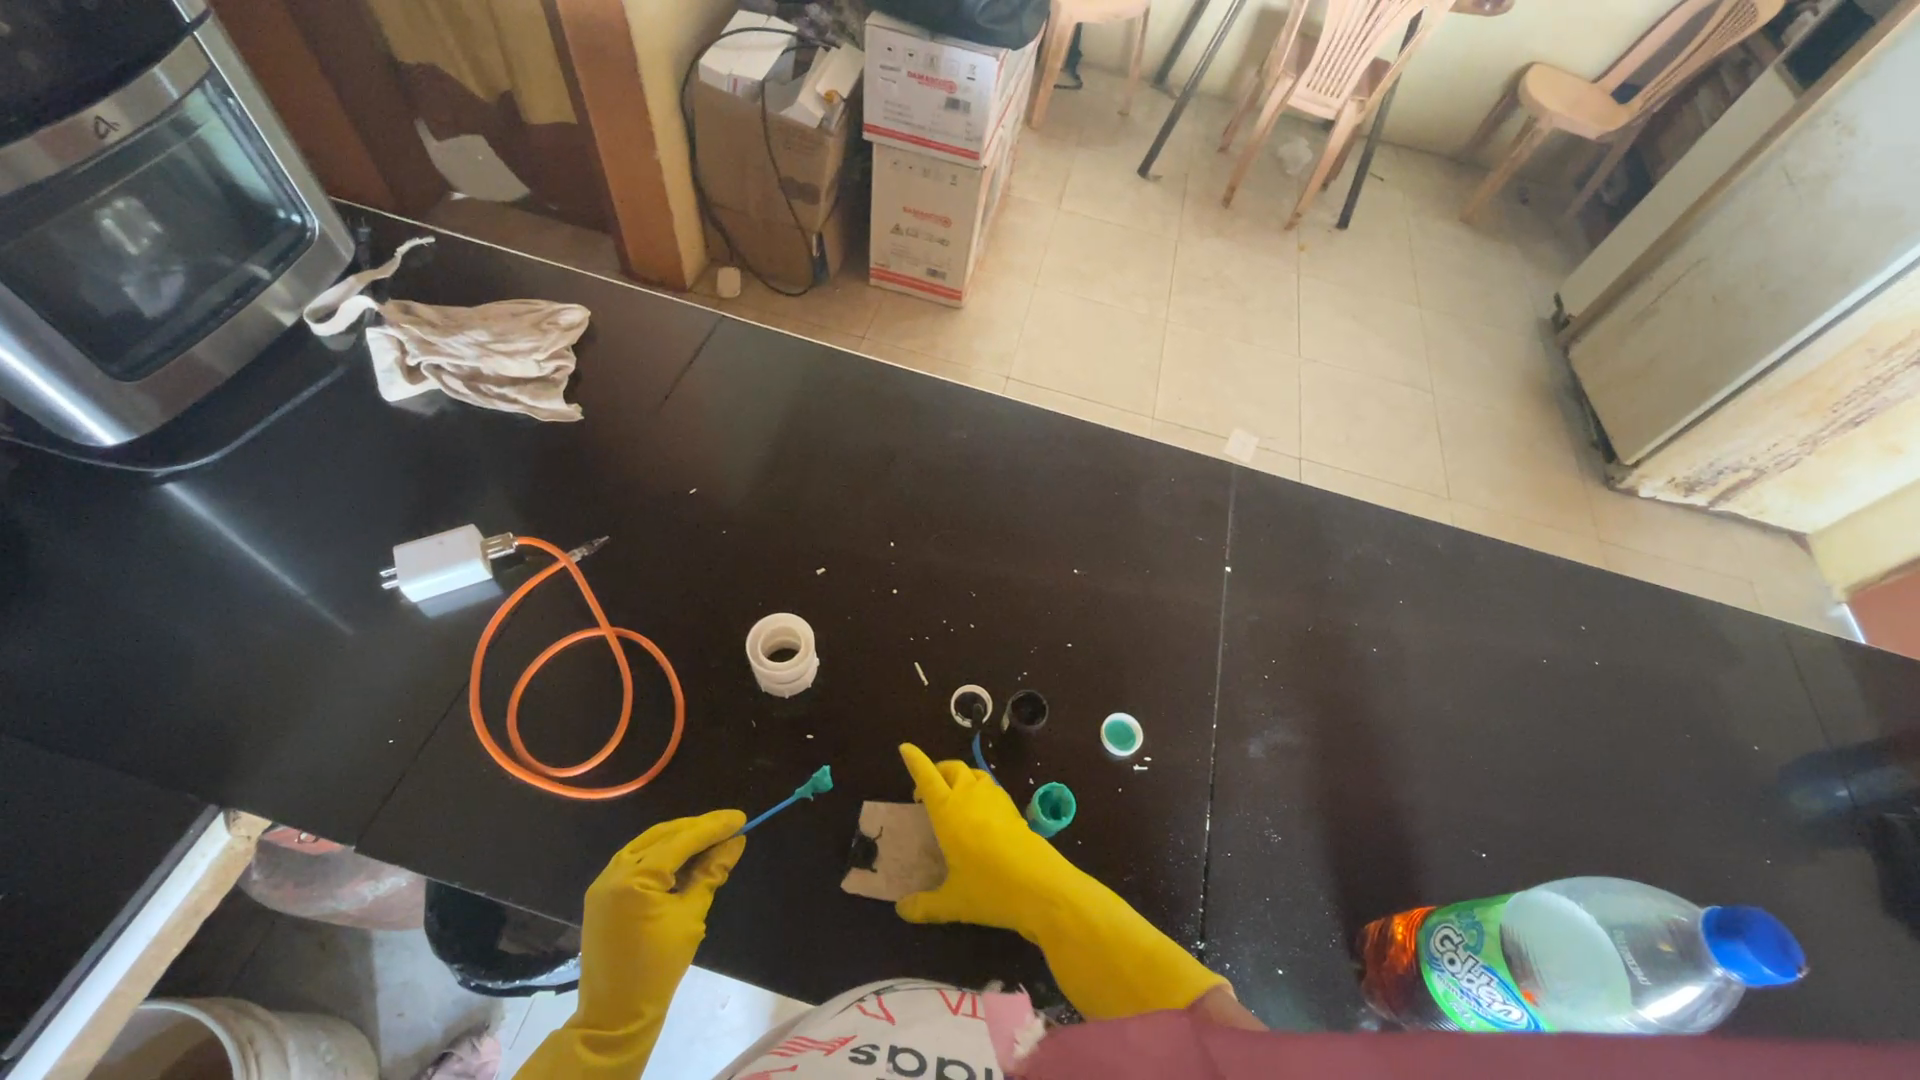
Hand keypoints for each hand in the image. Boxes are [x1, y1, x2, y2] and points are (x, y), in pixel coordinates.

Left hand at [518, 811, 743, 1079]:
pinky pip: (635, 861)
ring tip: (712, 837)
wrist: (615, 1013)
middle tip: (731, 825)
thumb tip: (735, 843)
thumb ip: (711, 874)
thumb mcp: (691, 917)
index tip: (742, 818)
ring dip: (680, 839)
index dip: (714, 826)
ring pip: (648, 845)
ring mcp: (604, 882)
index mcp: (635, 877)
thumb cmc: (658, 967)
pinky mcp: (602, 893)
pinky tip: (685, 858)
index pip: (681, 840)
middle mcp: (615, 871)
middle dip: (698, 828)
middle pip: (663, 835)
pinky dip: (662, 855)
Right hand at [893, 744, 1080, 937]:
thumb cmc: (991, 889)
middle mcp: (970, 797)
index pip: (927, 778)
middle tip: (927, 792)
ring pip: (975, 774)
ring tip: (955, 800)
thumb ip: (925, 905)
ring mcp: (996, 800)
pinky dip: (980, 790)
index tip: (905, 748)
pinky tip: (980, 814)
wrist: (1043, 887)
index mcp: (948, 812)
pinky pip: (992, 788)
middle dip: (937, 771)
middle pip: (952, 769)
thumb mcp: (953, 902)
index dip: (916, 761)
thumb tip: (901, 910)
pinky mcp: (1015, 809)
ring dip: (961, 778)